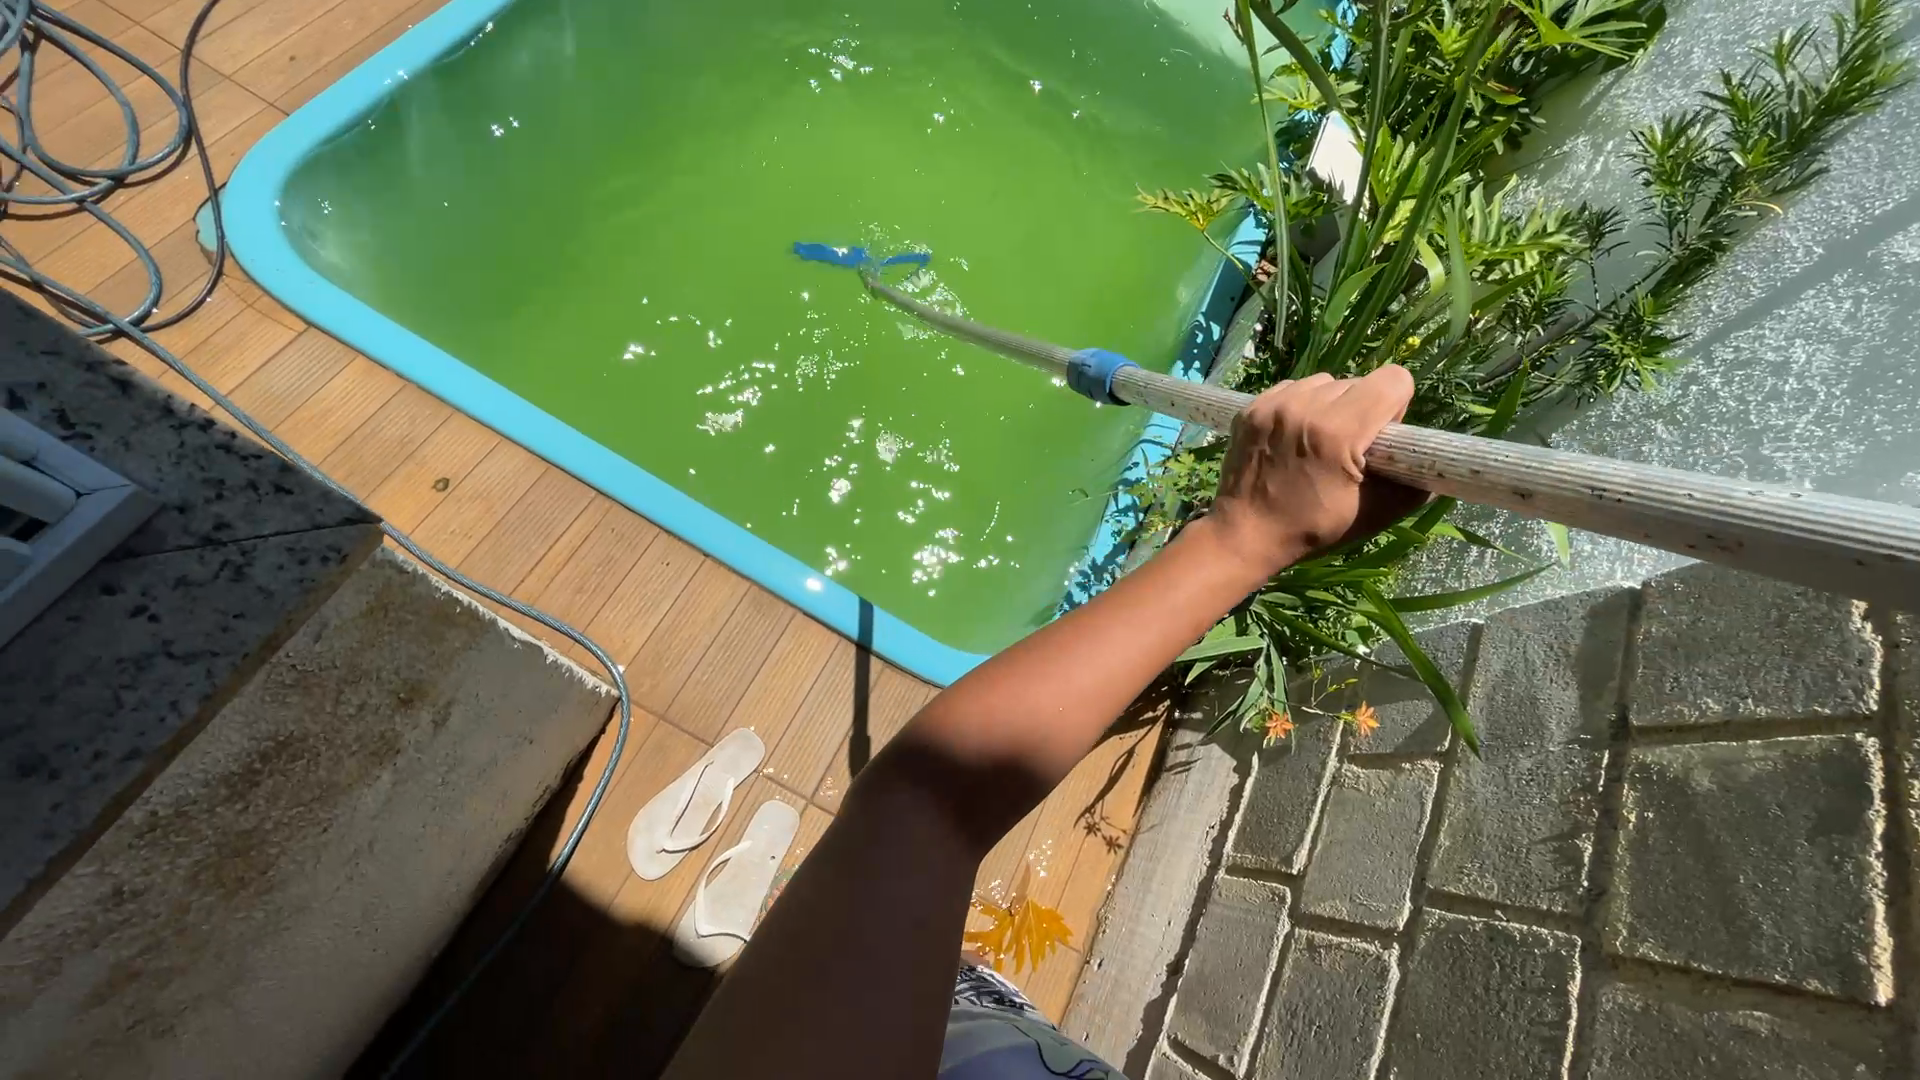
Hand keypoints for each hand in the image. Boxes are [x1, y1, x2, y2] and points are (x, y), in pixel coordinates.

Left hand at [1204, 366, 1423, 578]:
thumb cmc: (1309, 528)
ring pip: (1322, 382)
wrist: (1243, 534)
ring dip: (1329, 405)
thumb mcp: (1373, 514)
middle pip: (1357, 382)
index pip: (1393, 380)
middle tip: (1347, 447)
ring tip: (1318, 440)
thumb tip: (1436, 472)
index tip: (1379, 438)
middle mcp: (1303, 407)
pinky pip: (1290, 389)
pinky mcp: (1249, 409)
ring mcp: (1271, 405)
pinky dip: (1299, 406)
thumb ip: (1413, 487)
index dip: (1395, 407)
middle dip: (1362, 409)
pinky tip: (1293, 436)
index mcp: (1337, 431)